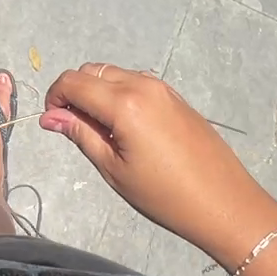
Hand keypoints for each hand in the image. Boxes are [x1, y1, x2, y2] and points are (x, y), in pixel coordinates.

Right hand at [41, 64, 276, 268]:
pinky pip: (134, 81)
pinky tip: (126, 127)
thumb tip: (49, 116)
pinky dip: (118, 93)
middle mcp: (141, 84)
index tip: (54, 122)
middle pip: (91, 71)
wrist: (227, 204)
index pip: (73, 81)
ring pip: (112, 73)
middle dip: (74, 92)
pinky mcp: (174, 95)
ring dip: (96, 91)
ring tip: (101, 130)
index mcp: (123, 103)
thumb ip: (80, 135)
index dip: (55, 97)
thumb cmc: (165, 196)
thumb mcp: (115, 170)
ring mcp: (161, 87)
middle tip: (75, 128)